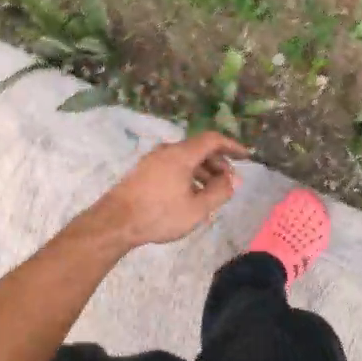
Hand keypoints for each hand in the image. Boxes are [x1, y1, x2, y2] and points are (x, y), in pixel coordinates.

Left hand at [78, 132, 246, 248]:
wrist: (116, 221)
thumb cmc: (159, 214)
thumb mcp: (196, 209)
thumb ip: (219, 192)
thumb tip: (233, 179)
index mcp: (182, 154)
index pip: (212, 140)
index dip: (232, 146)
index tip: (246, 156)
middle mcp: (167, 150)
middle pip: (198, 148)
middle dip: (217, 162)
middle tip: (228, 181)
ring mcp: (153, 159)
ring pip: (185, 158)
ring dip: (202, 170)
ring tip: (211, 192)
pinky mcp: (143, 170)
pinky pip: (173, 165)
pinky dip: (187, 174)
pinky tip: (189, 195)